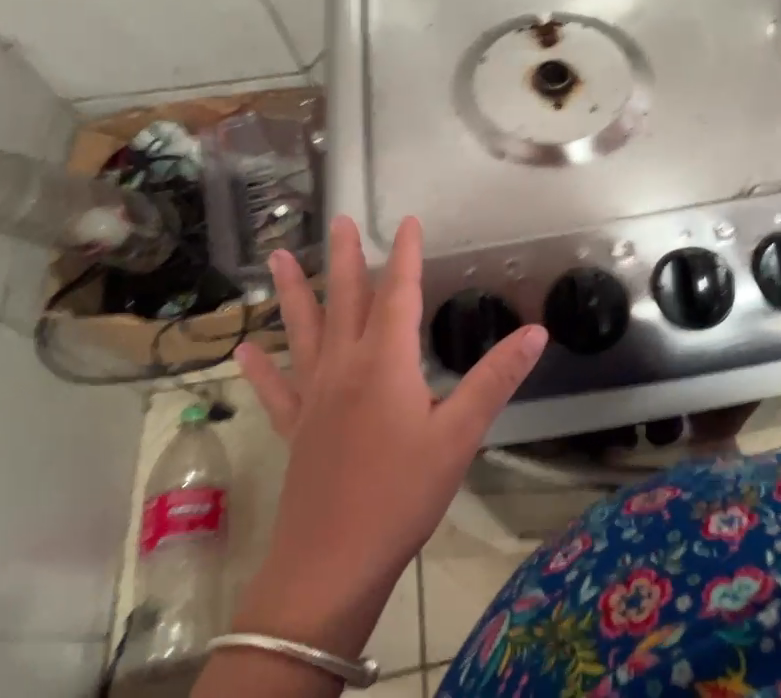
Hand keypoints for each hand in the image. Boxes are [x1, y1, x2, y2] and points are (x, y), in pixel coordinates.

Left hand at [229, 216, 546, 657]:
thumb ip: (495, 378)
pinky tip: (244, 349)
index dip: (405, 256)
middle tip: (339, 221)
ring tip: (277, 258)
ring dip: (292, 293)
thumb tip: (536, 331)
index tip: (406, 222)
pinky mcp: (296, 429)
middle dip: (345, 259)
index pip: (398, 295)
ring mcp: (313, 398)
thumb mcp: (460, 434)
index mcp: (386, 363)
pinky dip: (262, 367)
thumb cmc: (403, 492)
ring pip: (303, 332)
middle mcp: (344, 368)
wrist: (333, 560)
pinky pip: (277, 388)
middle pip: (344, 301)